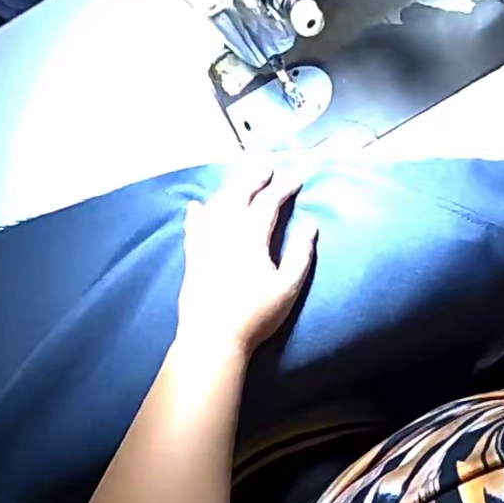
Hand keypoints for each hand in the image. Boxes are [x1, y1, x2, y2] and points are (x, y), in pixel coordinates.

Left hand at [178, 164, 317, 358]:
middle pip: (239, 193)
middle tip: (267, 165)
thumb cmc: (255, 314)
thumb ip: (301, 253)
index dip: (283, 187)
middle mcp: (225, 231)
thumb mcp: (288, 286)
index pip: (268, 202)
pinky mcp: (193, 256)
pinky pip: (194, 225)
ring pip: (217, 204)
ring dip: (231, 188)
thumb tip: (310, 225)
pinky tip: (198, 205)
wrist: (211, 337)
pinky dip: (199, 212)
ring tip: (241, 179)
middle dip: (254, 176)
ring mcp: (205, 242)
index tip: (296, 179)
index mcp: (251, 236)